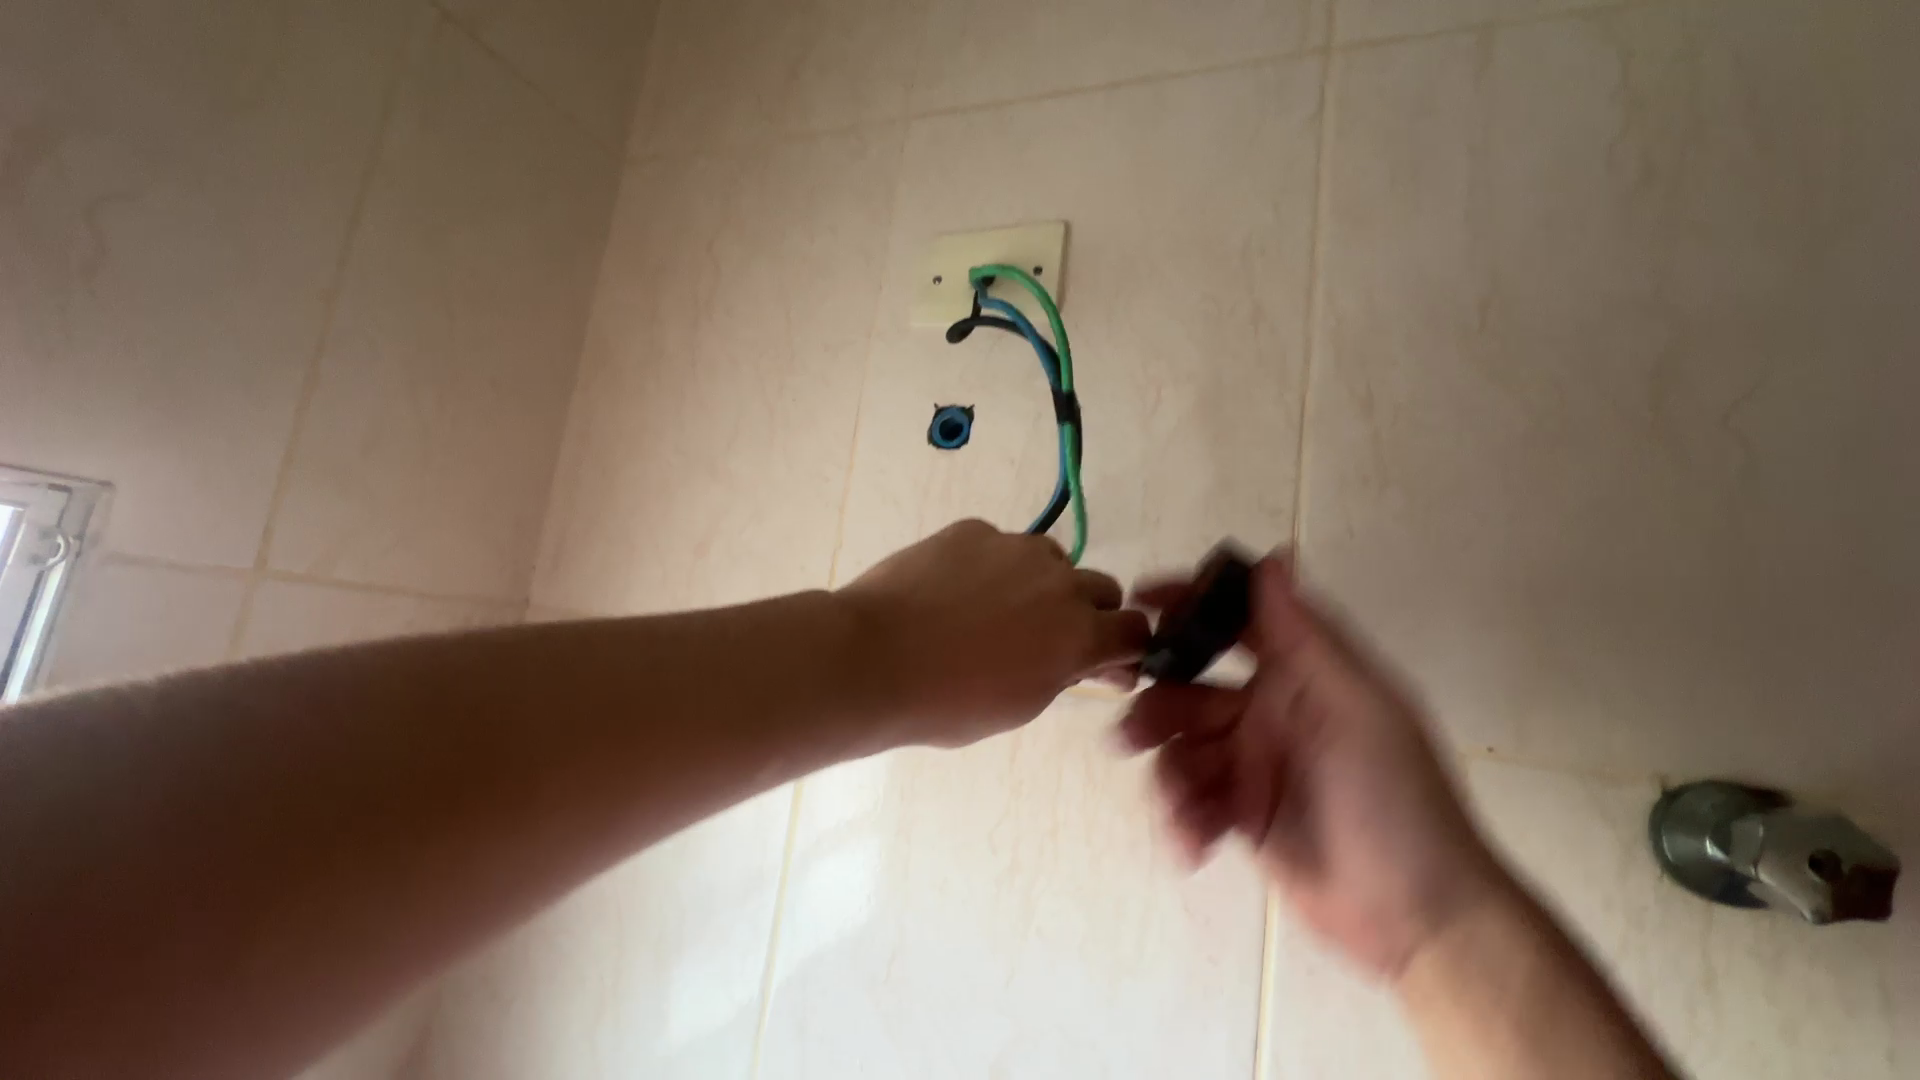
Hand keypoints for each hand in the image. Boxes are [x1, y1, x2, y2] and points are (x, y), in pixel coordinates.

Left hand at [841, 520, 1149, 748]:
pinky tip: (958, 591)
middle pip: (1102, 588)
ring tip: (999, 610)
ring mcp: (1014, 547)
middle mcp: (1059, 581)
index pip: (1135, 632)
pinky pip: (1002, 546)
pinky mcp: (973, 530)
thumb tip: (1086, 661)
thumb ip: (1065, 674)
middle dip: (1090, 614)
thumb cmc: (948, 702)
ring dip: (1044, 584)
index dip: (1126, 650)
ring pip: (1052, 560)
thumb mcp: (1021, 705)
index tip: (1105, 665)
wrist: (873, 658)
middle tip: (1051, 639)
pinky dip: (994, 567)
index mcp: (1080, 633)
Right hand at [1119, 554, 1510, 977]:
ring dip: (1167, 775)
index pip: (1237, 622)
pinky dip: (1182, 820)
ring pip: (1178, 748)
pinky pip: (1189, 801)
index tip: (1140, 601)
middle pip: (1187, 690)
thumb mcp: (1356, 708)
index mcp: (1300, 677)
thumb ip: (1306, 636)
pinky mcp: (1237, 816)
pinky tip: (1194, 845)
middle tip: (1131, 735)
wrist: (1416, 915)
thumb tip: (1274, 555)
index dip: (1189, 605)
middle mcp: (1267, 712)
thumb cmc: (1395, 798)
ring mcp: (1249, 765)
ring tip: (1181, 812)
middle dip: (1154, 708)